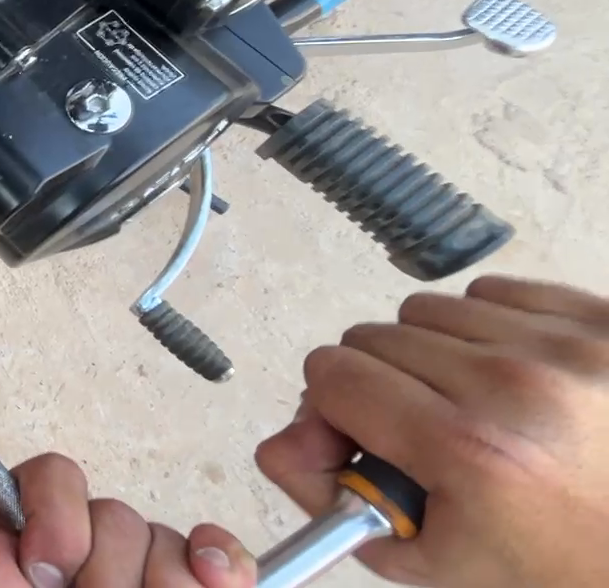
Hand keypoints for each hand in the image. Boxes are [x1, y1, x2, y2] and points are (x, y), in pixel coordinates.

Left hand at [0, 393, 255, 586]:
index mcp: (31, 525)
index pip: (55, 474)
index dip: (52, 518)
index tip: (38, 568)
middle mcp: (89, 542)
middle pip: (111, 510)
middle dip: (96, 571)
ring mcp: (145, 572)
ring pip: (160, 541)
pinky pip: (223, 558)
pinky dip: (222, 569)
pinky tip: (210, 585)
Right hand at [255, 275, 608, 585]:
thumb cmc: (564, 567)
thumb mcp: (432, 556)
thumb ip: (324, 490)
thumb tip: (278, 442)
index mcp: (472, 448)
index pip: (328, 373)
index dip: (338, 410)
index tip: (375, 441)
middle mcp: (521, 387)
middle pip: (370, 336)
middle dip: (385, 382)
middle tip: (431, 431)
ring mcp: (574, 348)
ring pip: (425, 311)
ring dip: (435, 352)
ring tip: (483, 406)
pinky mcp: (607, 321)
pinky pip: (492, 294)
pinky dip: (491, 331)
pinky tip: (524, 381)